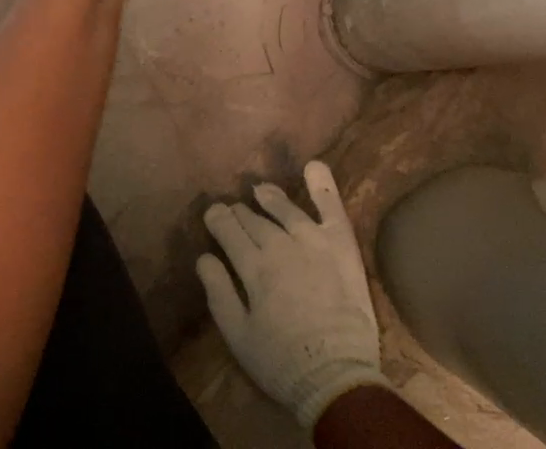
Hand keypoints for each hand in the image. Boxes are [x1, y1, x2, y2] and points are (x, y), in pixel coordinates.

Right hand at [197, 162, 390, 429]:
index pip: (229, 230)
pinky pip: (332, 210)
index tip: (213, 215)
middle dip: (240, 213)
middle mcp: (281, 246)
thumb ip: (218, 291)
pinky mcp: (342, 249)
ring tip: (261, 190)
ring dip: (270, 198)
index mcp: (253, 266)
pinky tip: (315, 166)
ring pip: (286, 211)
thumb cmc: (281, 361)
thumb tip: (203, 256)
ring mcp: (314, 243)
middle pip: (255, 220)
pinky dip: (323, 187)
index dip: (218, 220)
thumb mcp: (236, 334)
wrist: (337, 379)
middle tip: (233, 212)